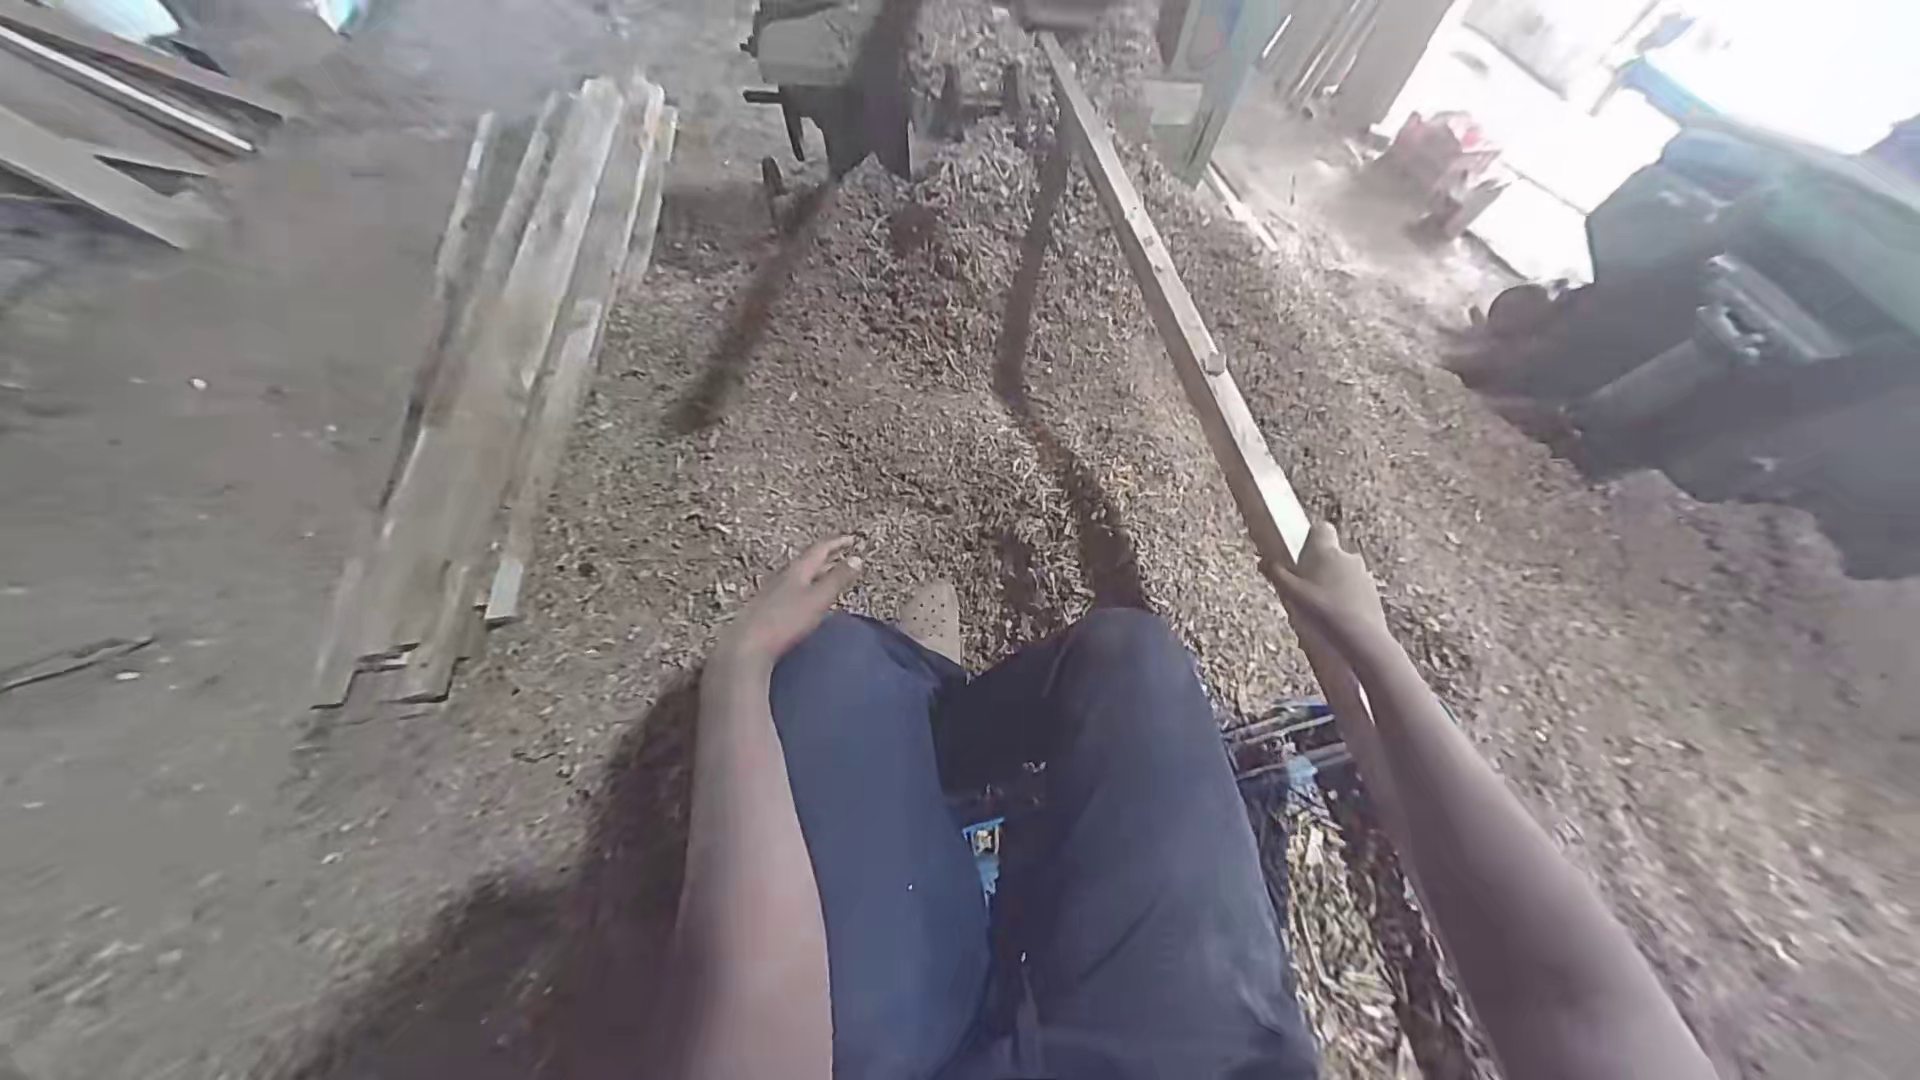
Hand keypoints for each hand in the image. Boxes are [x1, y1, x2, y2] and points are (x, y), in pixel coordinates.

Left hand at [712, 536, 864, 675]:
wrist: (747, 646)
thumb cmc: (784, 621)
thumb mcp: (818, 599)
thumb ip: (837, 579)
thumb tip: (856, 559)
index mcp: (797, 571)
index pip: (819, 550)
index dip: (837, 543)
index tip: (851, 539)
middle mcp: (784, 578)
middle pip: (809, 562)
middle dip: (828, 558)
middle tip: (843, 556)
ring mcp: (773, 594)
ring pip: (801, 577)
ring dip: (818, 573)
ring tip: (830, 576)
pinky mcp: (767, 610)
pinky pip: (793, 591)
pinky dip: (808, 588)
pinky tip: (809, 601)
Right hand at [1262, 522, 1389, 658]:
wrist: (1360, 636)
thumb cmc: (1322, 609)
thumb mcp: (1290, 592)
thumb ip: (1275, 573)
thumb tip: (1262, 561)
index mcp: (1326, 551)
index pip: (1321, 528)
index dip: (1311, 535)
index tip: (1300, 549)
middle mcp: (1347, 557)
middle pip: (1330, 552)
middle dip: (1317, 564)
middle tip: (1302, 583)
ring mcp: (1363, 573)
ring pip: (1341, 570)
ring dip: (1330, 580)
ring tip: (1317, 602)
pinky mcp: (1371, 590)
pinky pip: (1353, 586)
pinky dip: (1343, 594)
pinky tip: (1333, 612)